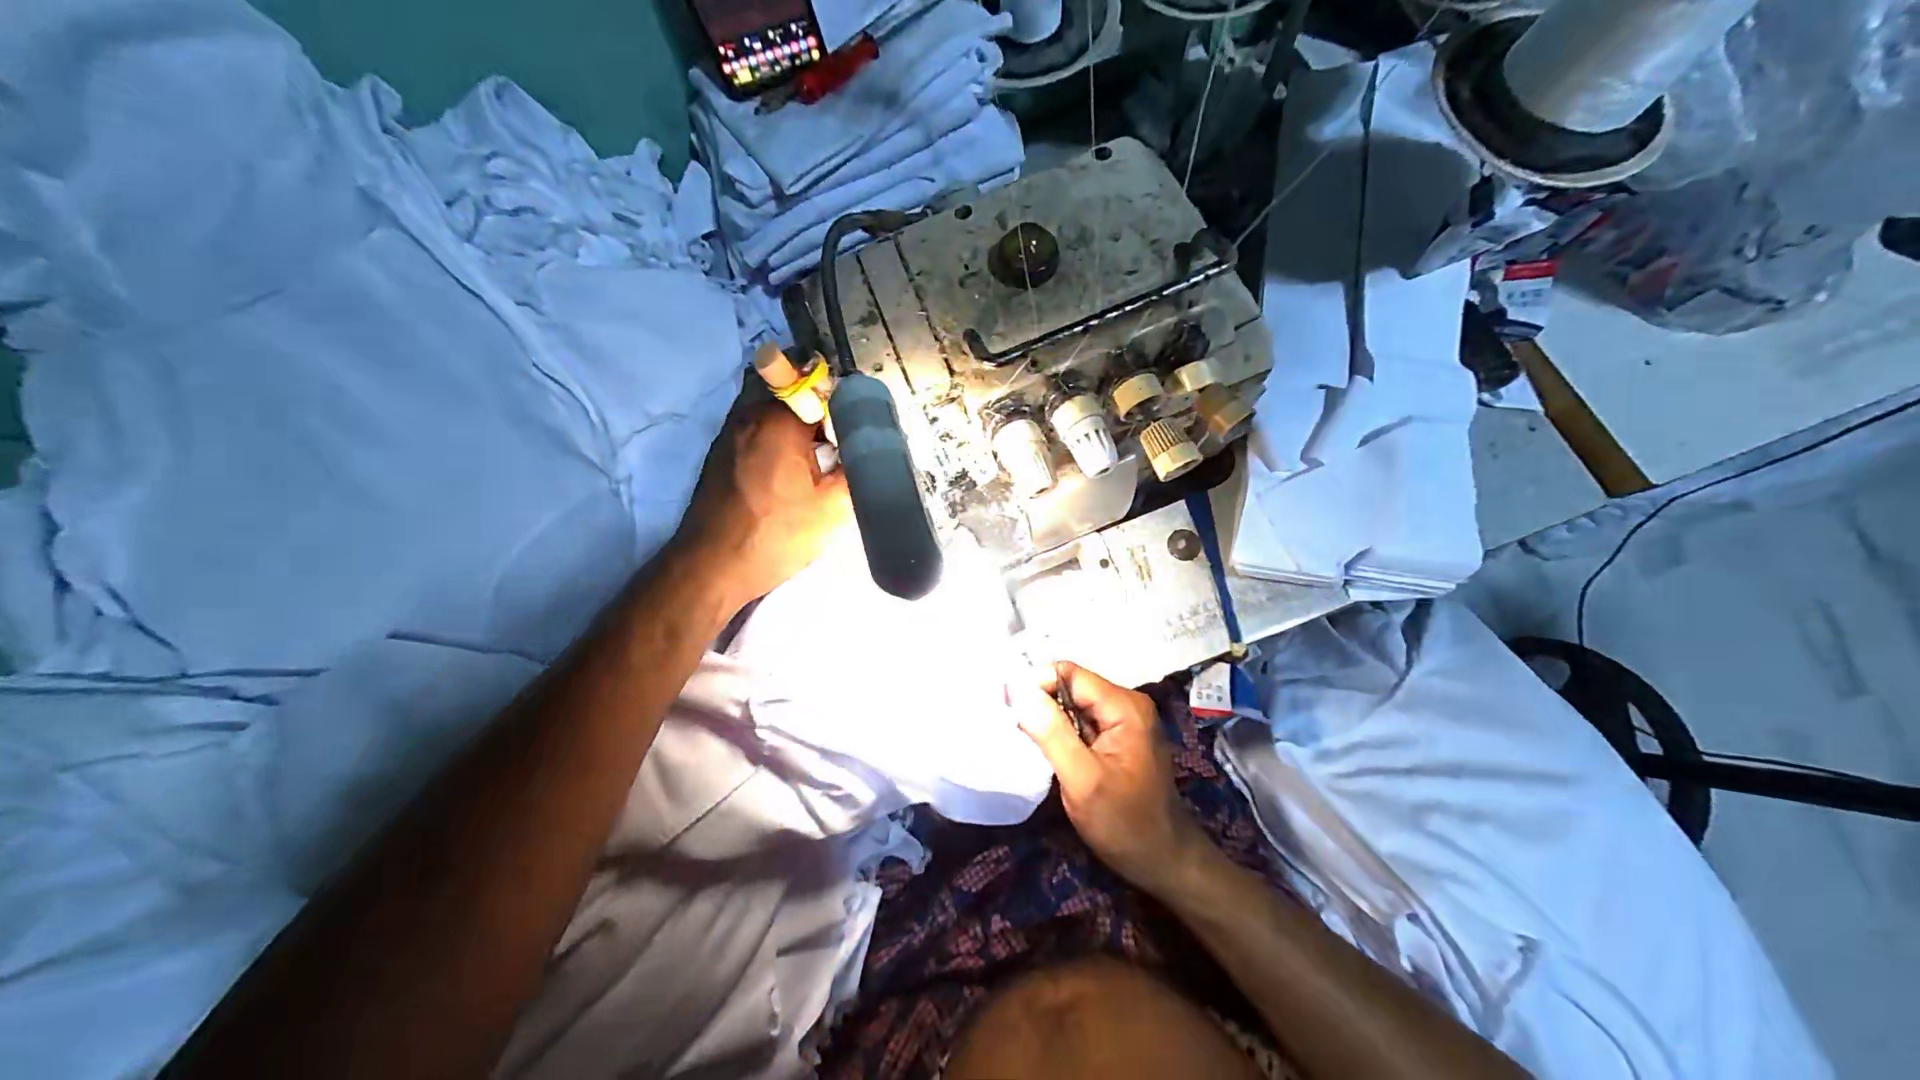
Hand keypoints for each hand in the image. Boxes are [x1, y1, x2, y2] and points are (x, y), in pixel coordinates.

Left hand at [670, 404, 851, 610]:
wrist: (711, 568)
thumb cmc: (774, 535)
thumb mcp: (831, 508)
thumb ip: (858, 469)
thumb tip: (874, 447)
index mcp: (778, 420)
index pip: (819, 385)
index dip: (844, 400)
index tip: (860, 424)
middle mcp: (749, 415)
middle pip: (792, 390)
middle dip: (821, 407)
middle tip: (844, 437)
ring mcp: (730, 433)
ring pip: (773, 409)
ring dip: (798, 423)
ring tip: (823, 453)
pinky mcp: (721, 454)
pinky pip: (758, 429)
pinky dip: (779, 437)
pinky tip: (795, 469)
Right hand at [1015, 662, 1212, 897]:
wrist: (1164, 861)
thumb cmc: (1124, 822)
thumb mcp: (1081, 779)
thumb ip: (1051, 732)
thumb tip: (1019, 690)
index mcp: (1124, 706)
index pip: (1068, 674)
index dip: (1036, 686)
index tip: (1010, 711)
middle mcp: (1127, 705)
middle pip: (1071, 687)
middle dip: (1042, 706)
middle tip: (1020, 736)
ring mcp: (1125, 722)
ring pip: (1074, 706)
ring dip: (1051, 723)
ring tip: (1035, 749)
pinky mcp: (1119, 740)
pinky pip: (1083, 724)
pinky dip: (1064, 735)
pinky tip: (1054, 757)